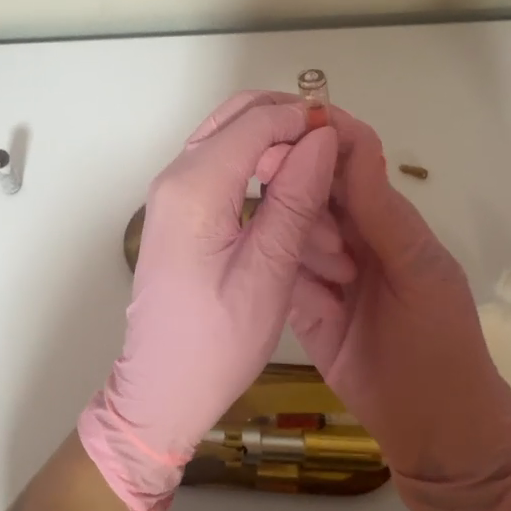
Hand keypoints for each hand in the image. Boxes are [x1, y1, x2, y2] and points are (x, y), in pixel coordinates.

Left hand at [79, 92, 340, 510]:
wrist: (160, 391)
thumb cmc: (216, 343)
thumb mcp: (268, 274)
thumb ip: (295, 199)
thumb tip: (322, 137)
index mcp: (194, 188)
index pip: (256, 121)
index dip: (304, 119)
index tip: (350, 137)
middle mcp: (176, 178)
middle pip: (239, 119)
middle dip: (292, 131)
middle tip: (340, 166)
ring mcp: (174, 194)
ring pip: (235, 144)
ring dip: (282, 162)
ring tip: (327, 213)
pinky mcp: (181, 213)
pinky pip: (226, 174)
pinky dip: (264, 184)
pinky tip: (299, 222)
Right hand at [290, 106, 510, 510]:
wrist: (433, 430)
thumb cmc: (441, 345)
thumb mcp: (421, 272)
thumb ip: (382, 211)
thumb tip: (347, 142)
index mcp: (386, 218)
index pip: (351, 160)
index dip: (324, 136)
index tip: (289, 125)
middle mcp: (350, 235)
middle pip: (311, 186)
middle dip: (298, 185)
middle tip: (288, 201)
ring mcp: (321, 271)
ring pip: (288, 226)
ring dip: (293, 235)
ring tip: (319, 270)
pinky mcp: (299, 306)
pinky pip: (276, 271)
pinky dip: (274, 268)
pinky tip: (271, 271)